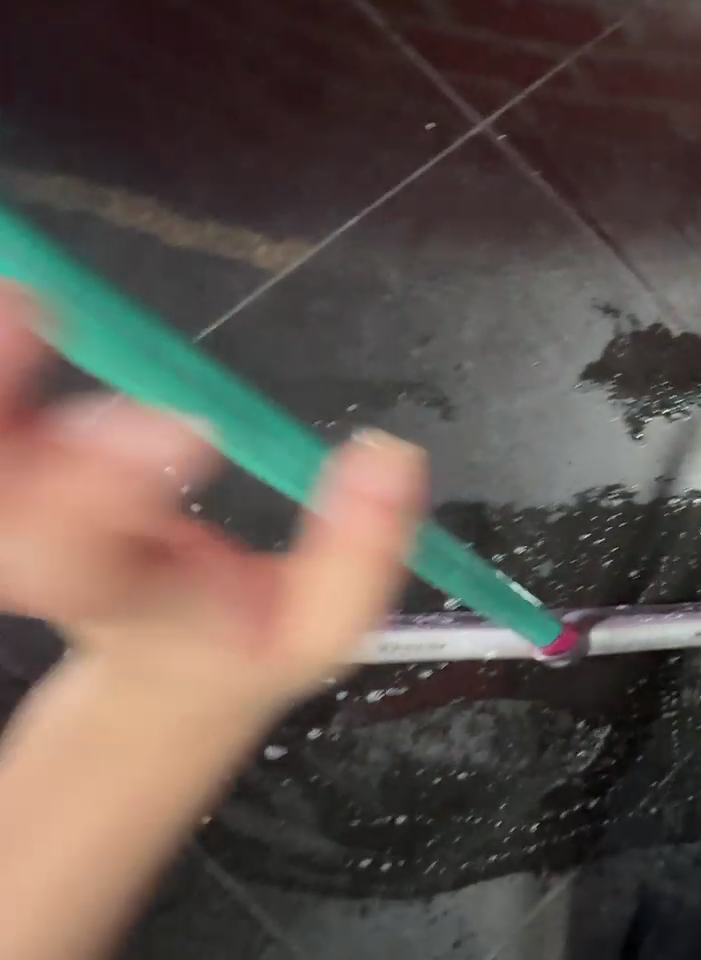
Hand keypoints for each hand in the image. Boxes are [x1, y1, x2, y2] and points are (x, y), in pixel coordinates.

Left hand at [0, 285, 426, 717]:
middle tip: (38, 312)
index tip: (188, 423)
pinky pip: (2, 435)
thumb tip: (389, 450)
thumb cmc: (259, 642)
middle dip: (7, 418)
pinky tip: (27, 309)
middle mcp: (46, 566)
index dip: (114, 491)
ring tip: (28, 298)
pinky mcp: (19, 484)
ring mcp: (17, 522)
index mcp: (137, 608)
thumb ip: (367, 545)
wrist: (168, 675)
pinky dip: (8, 375)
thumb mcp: (333, 621)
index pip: (95, 562)